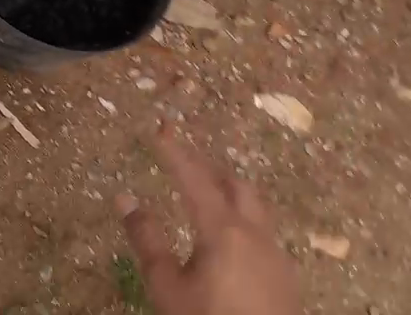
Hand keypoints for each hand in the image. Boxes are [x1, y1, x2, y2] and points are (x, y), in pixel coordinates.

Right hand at [117, 132, 301, 314]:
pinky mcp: (286, 281)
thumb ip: (147, 238)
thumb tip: (124, 197)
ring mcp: (277, 259)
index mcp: (224, 230)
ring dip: (228, 190)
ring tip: (204, 187)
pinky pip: (263, 232)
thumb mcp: (167, 285)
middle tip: (182, 154)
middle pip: (237, 186)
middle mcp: (255, 236)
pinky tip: (227, 233)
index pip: (194, 178)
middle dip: (209, 166)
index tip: (160, 127)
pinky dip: (241, 216)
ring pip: (255, 209)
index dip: (175, 151)